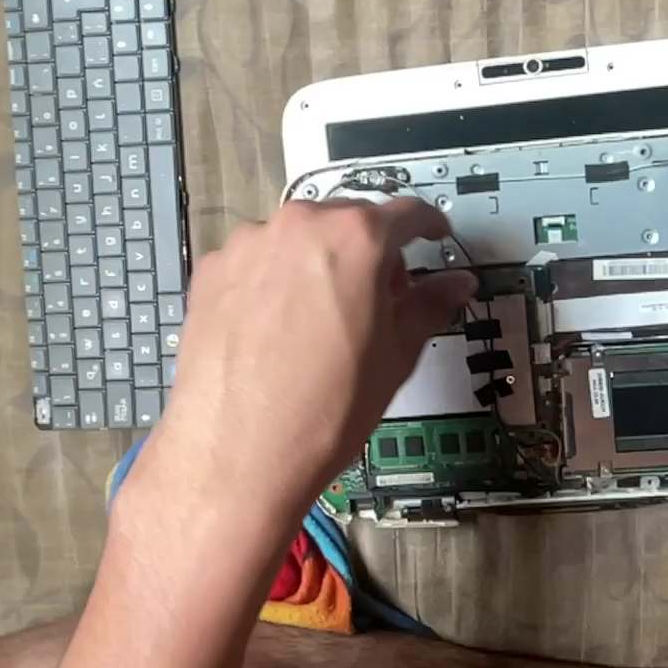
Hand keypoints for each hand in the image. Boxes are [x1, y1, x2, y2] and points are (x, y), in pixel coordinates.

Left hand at [144, 197, 475, 511]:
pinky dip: (276, 278)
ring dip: (322, 261)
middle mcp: (300, 227)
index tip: (432, 236)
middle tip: (381, 298)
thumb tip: (454, 285)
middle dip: (372, 251)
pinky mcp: (214, 270)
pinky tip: (281, 326)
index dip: (429, 226)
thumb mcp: (397, 354)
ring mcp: (250, 245)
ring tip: (324, 319)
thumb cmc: (321, 410)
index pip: (407, 213)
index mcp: (356, 238)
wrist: (237, 455)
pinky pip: (259, 258)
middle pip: (351, 220)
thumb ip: (430, 305)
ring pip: (302, 237)